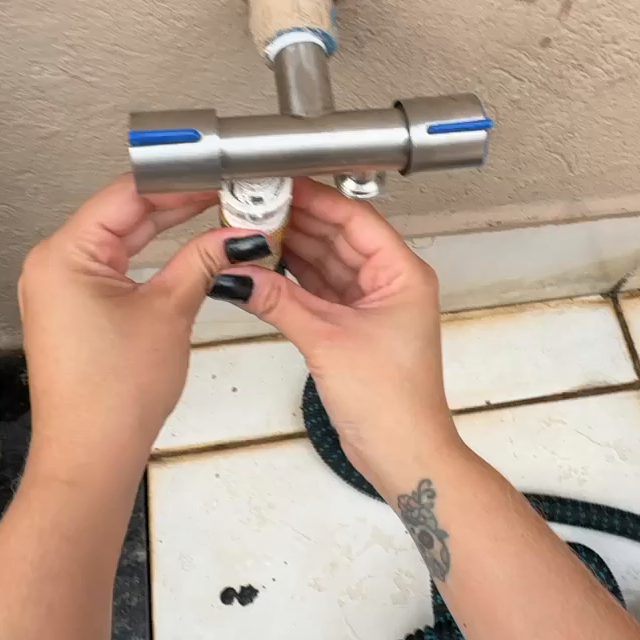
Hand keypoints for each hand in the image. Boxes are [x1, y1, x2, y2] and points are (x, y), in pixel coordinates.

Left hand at [18, 175, 270, 476]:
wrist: (92, 456)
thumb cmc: (117, 390)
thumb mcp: (169, 311)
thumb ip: (204, 261)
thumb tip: (240, 235)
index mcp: (64, 254)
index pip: (127, 194)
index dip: (178, 181)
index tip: (218, 174)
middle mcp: (54, 263)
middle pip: (123, 214)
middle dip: (177, 203)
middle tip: (227, 193)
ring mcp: (62, 288)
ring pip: (121, 240)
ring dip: (167, 228)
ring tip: (214, 212)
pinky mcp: (76, 309)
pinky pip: (117, 266)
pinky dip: (152, 256)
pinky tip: (185, 246)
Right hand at [216, 178, 461, 481]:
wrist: (403, 454)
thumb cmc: (390, 400)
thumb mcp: (327, 341)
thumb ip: (279, 302)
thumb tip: (236, 274)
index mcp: (402, 274)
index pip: (356, 219)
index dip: (317, 199)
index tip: (280, 185)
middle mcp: (390, 283)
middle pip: (339, 238)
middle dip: (299, 223)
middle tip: (254, 208)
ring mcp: (372, 306)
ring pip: (328, 264)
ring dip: (294, 251)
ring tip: (252, 233)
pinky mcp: (355, 328)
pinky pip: (322, 291)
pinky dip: (295, 282)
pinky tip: (265, 269)